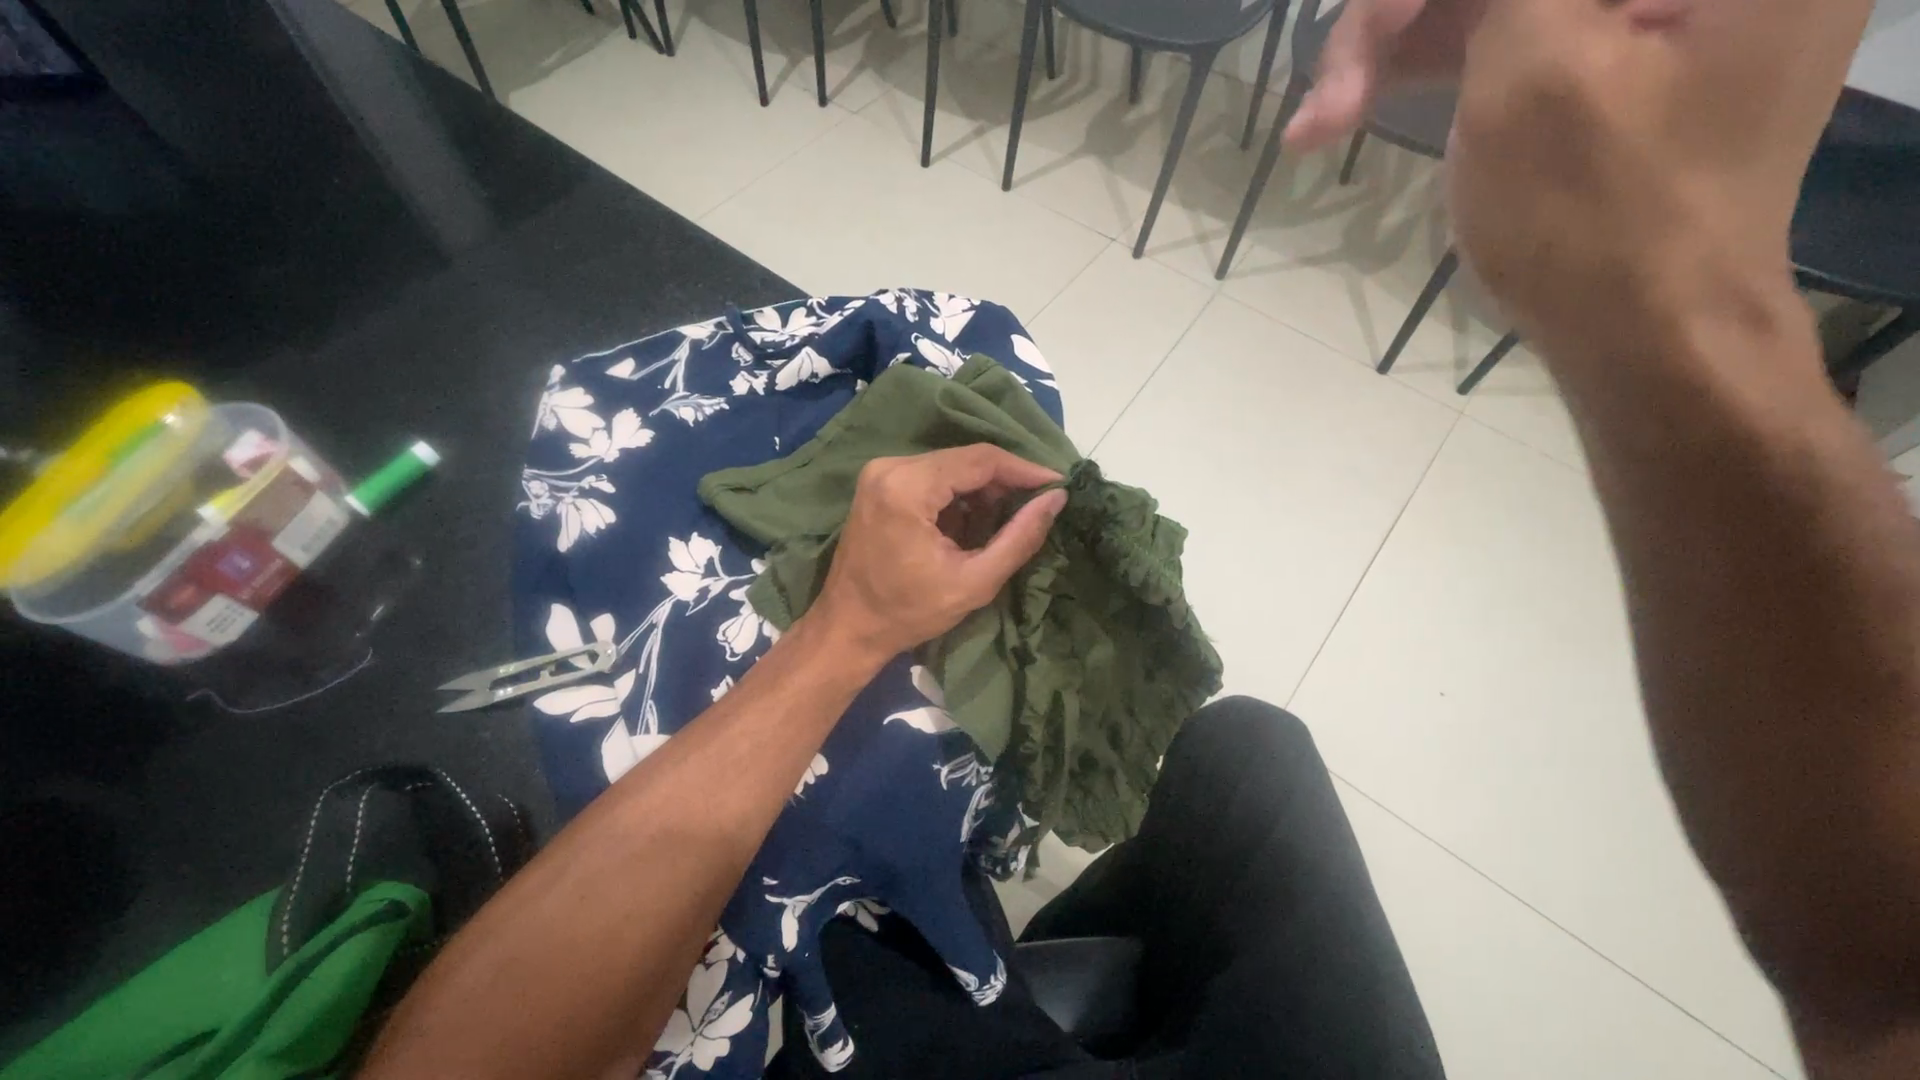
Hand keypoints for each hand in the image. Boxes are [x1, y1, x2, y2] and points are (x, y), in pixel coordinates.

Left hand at [806, 445, 1066, 663]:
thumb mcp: (974, 581)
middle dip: (1005, 480)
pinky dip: (958, 495)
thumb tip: (1057, 498)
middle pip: (965, 459)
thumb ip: (1019, 537)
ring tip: (1010, 518)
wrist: (848, 627)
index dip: (1024, 469)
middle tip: (1039, 504)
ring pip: (950, 467)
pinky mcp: (879, 485)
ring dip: (982, 489)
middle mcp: (890, 467)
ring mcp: (881, 473)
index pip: (980, 459)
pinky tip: (976, 522)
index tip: (1059, 485)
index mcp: (907, 486)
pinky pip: (932, 477)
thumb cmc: (908, 612)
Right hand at [1288, 0, 1869, 354]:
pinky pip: (1503, 31)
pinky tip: (1355, 104)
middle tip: (1325, 101)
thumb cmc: (1600, 218)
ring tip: (1320, 118)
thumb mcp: (1535, 75)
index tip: (1366, 40)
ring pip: (1488, 0)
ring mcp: (1652, 5)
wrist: (1651, 338)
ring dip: (1396, 47)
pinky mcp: (1605, 57)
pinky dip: (1430, 65)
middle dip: (1399, 16)